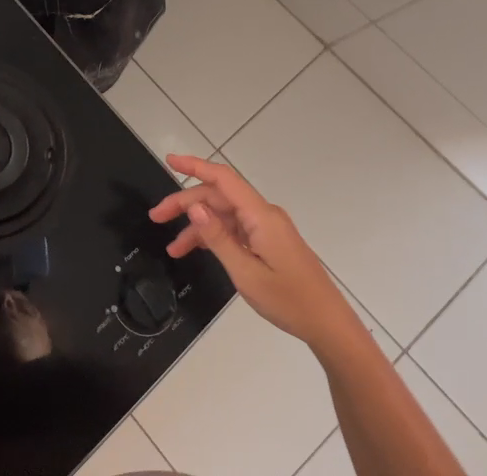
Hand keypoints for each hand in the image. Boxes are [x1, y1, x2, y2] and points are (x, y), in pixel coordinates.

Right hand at [150, 155, 366, 354]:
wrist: (329, 325)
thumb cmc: (289, 301)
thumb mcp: (245, 273)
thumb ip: (218, 237)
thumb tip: (194, 206)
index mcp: (260, 216)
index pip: (223, 179)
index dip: (195, 166)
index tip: (169, 160)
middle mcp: (264, 215)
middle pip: (219, 197)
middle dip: (186, 203)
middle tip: (157, 217)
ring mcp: (268, 228)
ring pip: (225, 215)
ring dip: (198, 226)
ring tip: (174, 248)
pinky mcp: (271, 241)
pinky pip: (236, 229)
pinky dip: (215, 236)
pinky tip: (198, 250)